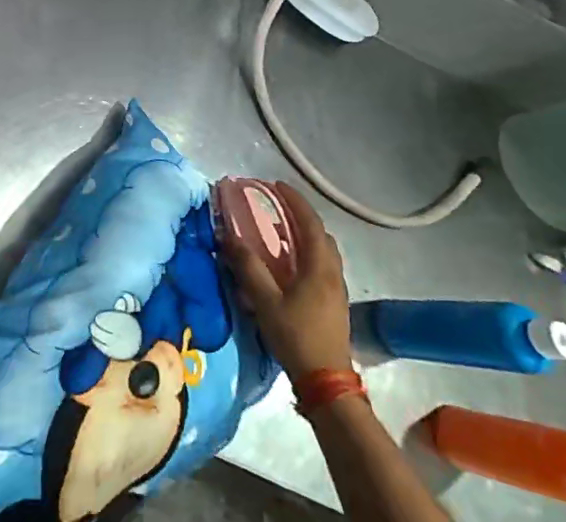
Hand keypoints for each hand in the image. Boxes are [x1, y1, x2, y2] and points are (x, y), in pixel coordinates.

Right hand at [219, 180, 353, 377]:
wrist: (326, 381)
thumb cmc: (296, 336)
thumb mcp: (265, 301)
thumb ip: (248, 267)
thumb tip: (229, 237)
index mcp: (319, 267)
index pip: (310, 223)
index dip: (295, 201)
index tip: (277, 185)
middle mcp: (333, 273)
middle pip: (321, 235)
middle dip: (301, 215)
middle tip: (278, 206)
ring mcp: (337, 290)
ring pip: (324, 251)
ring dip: (305, 235)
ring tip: (282, 231)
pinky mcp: (334, 304)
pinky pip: (322, 266)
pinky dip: (307, 253)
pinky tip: (290, 265)